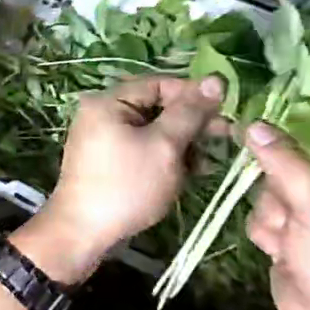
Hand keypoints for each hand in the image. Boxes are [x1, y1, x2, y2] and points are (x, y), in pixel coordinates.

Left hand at [15, 76, 222, 285]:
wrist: (84, 230)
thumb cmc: (126, 185)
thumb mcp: (165, 146)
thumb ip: (190, 112)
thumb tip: (216, 79)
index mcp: (108, 101)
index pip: (159, 84)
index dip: (194, 96)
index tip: (225, 115)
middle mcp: (101, 113)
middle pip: (156, 106)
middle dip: (189, 124)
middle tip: (222, 141)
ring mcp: (101, 137)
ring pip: (152, 130)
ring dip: (180, 144)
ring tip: (201, 166)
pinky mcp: (106, 160)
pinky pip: (141, 148)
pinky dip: (163, 157)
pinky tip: (184, 174)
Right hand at [242, 123, 309, 309]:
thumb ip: (284, 164)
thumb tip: (256, 123)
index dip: (291, 142)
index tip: (255, 133)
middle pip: (292, 170)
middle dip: (280, 193)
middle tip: (289, 212)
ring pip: (273, 196)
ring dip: (272, 218)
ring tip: (287, 242)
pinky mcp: (300, 245)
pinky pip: (269, 222)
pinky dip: (269, 236)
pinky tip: (278, 253)